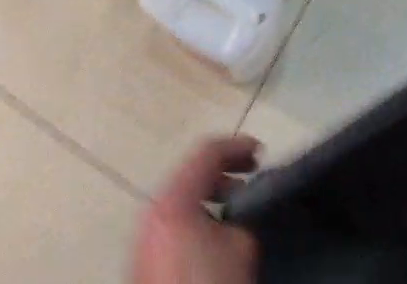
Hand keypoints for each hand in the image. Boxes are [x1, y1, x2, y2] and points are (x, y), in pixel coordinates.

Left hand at [133, 135, 260, 283]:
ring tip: (236, 209)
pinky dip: (196, 218)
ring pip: (181, 200)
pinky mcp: (145, 260)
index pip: (207, 151)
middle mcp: (154, 210)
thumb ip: (243, 218)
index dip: (238, 146)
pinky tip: (216, 237)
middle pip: (190, 173)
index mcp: (174, 198)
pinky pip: (174, 224)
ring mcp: (146, 236)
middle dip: (224, 172)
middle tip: (252, 178)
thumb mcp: (241, 247)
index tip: (261, 152)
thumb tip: (239, 219)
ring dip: (210, 196)